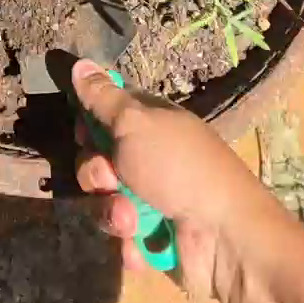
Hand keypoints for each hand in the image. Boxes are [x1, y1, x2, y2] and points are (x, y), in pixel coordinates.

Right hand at [70, 59, 260, 300]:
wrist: (223, 236)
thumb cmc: (178, 167)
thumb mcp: (135, 122)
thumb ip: (102, 96)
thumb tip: (80, 62)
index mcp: (149, 121)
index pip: (106, 110)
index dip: (88, 119)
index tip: (82, 130)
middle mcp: (148, 155)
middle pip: (97, 156)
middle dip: (95, 171)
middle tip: (109, 177)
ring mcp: (150, 196)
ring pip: (104, 198)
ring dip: (112, 209)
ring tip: (130, 218)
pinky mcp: (151, 234)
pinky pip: (121, 232)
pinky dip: (128, 239)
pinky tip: (140, 240)